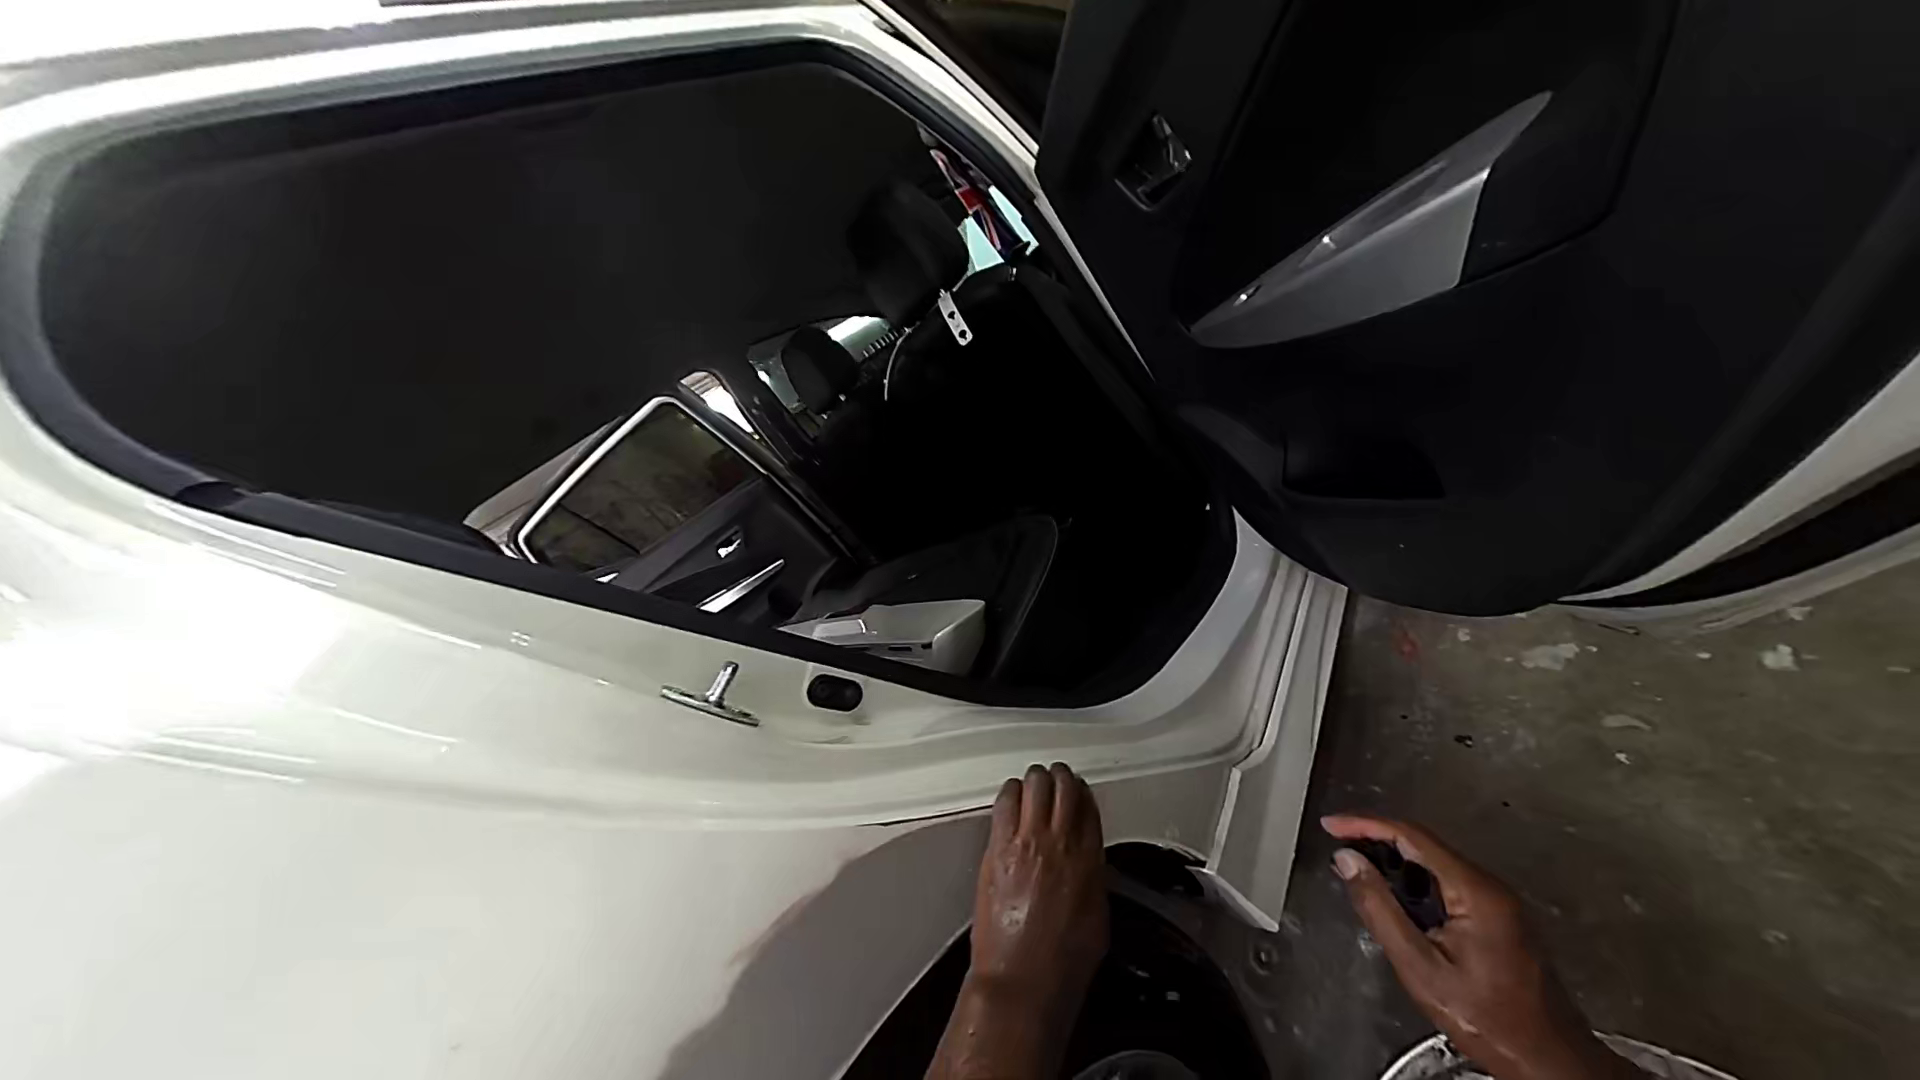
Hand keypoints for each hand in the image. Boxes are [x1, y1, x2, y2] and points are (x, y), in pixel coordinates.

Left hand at [970, 763, 1109, 1002]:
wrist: (1022, 981)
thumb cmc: (1062, 962)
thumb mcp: (1097, 917)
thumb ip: (1093, 878)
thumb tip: (1086, 860)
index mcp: (1090, 862)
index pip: (1089, 808)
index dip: (1083, 794)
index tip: (1078, 790)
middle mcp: (1061, 844)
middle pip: (1063, 788)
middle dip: (1061, 777)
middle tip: (1056, 777)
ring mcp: (1028, 841)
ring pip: (1035, 786)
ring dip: (1036, 779)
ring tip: (1034, 781)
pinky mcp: (998, 847)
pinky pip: (1005, 802)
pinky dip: (1010, 791)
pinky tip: (1011, 794)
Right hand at [1323, 815, 1641, 1079]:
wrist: (1552, 1064)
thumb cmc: (1488, 1020)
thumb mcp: (1419, 966)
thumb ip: (1378, 908)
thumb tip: (1347, 861)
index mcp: (1475, 892)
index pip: (1411, 836)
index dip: (1364, 824)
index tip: (1331, 825)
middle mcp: (1490, 887)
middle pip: (1423, 842)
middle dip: (1375, 837)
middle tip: (1338, 843)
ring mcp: (1498, 901)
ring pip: (1433, 860)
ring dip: (1392, 857)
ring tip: (1356, 867)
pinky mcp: (1498, 915)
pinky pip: (1445, 879)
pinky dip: (1411, 876)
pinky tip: (1392, 892)